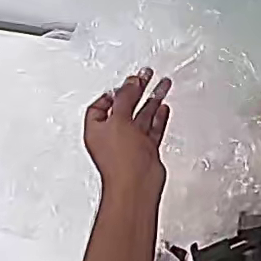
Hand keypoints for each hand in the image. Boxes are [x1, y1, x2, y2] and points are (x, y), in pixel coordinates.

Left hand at [84, 68, 170, 201]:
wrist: (137, 184)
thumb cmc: (121, 161)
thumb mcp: (119, 120)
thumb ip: (125, 99)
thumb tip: (130, 83)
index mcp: (97, 128)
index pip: (103, 104)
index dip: (115, 91)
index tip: (128, 81)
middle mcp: (112, 135)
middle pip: (125, 107)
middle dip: (136, 91)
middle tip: (147, 76)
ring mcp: (130, 143)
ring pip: (142, 115)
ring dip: (152, 99)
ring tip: (163, 85)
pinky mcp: (146, 149)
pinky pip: (153, 128)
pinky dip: (158, 117)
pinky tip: (163, 108)